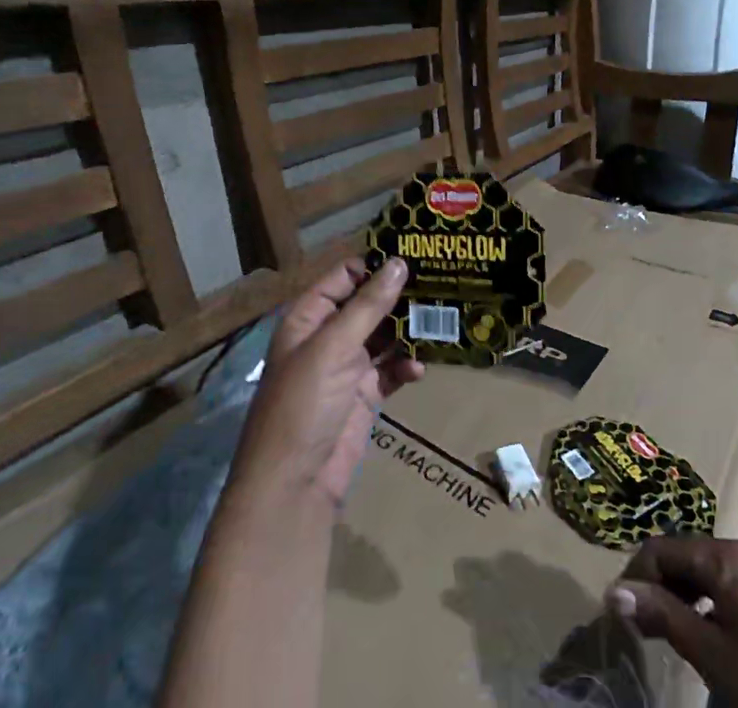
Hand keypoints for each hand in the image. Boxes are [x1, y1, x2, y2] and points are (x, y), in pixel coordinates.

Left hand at [234, 256, 424, 505]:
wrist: (295, 482)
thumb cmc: (304, 403)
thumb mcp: (333, 347)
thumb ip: (368, 306)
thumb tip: (399, 263)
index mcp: (308, 317)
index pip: (344, 277)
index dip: (376, 266)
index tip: (417, 256)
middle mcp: (327, 337)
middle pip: (368, 306)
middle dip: (400, 297)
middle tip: (442, 283)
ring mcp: (346, 367)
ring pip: (384, 337)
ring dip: (408, 331)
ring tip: (443, 320)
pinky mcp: (363, 396)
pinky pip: (390, 371)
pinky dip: (405, 367)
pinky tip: (420, 369)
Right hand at [607, 537, 737, 707]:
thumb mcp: (710, 653)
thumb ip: (661, 615)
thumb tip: (613, 592)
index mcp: (728, 556)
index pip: (662, 549)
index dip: (635, 578)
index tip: (620, 615)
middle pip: (684, 555)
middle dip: (658, 585)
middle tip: (641, 627)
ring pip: (706, 569)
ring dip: (681, 595)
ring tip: (667, 631)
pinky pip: (730, 583)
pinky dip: (708, 601)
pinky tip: (705, 634)